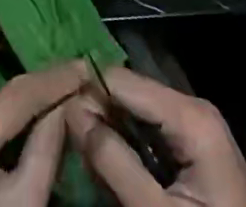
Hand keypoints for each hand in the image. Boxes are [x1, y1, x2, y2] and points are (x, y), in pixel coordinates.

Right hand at [66, 66, 245, 206]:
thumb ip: (114, 160)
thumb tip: (72, 111)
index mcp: (190, 115)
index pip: (121, 80)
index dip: (84, 91)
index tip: (52, 111)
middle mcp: (191, 107)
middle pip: (127, 93)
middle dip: (95, 112)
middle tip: (64, 138)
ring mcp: (193, 125)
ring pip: (133, 112)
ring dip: (106, 131)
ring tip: (80, 153)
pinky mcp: (191, 145)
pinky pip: (147, 131)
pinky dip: (124, 145)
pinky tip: (106, 165)